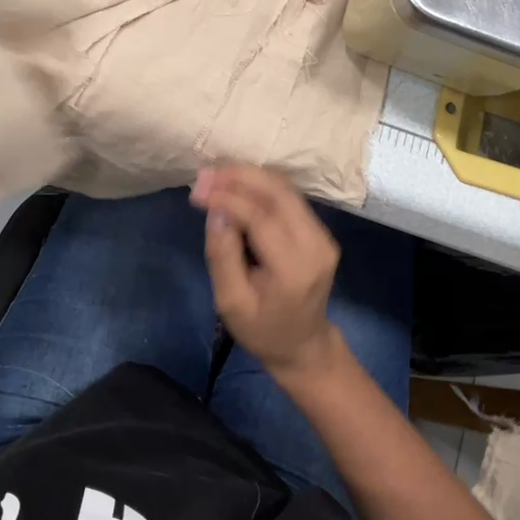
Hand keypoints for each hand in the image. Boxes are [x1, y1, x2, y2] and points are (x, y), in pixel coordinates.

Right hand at [191, 165, 343, 377]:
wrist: (303, 345)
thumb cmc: (261, 329)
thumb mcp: (231, 302)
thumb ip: (223, 255)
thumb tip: (215, 210)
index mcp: (295, 269)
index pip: (261, 218)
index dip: (227, 198)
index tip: (196, 191)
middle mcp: (316, 246)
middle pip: (278, 194)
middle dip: (239, 177)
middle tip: (203, 175)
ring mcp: (323, 236)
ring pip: (286, 189)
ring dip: (249, 177)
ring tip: (214, 176)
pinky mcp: (320, 231)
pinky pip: (289, 197)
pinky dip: (260, 186)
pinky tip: (235, 186)